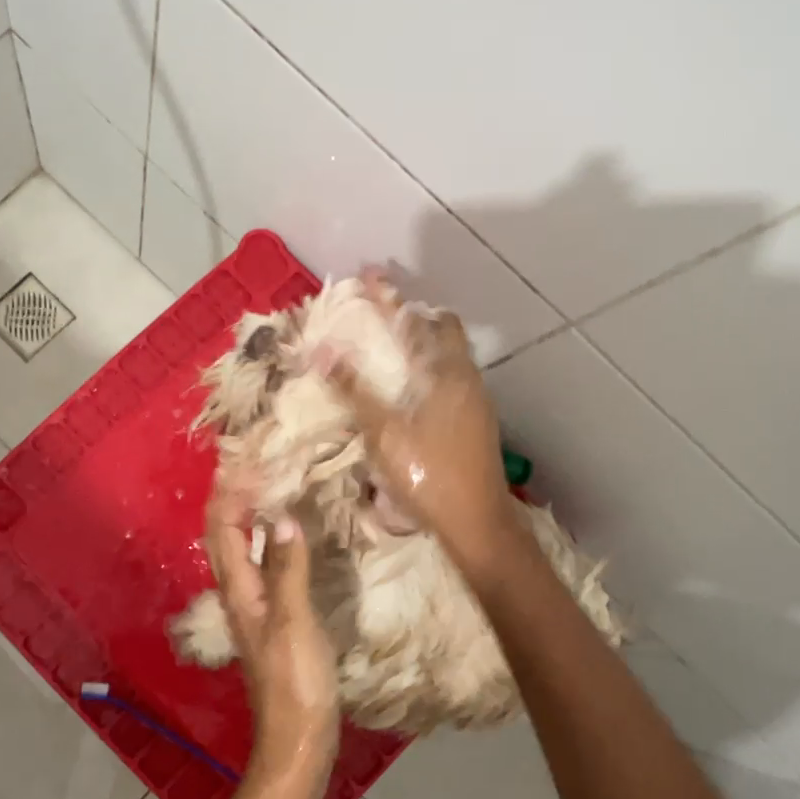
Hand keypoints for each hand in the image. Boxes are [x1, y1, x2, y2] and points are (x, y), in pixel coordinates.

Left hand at [203, 478, 340, 753]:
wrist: (297, 738)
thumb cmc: (295, 681)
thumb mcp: (293, 621)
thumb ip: (287, 568)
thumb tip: (281, 516)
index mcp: (239, 591)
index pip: (222, 531)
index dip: (228, 494)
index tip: (244, 460)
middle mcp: (239, 596)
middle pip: (224, 539)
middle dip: (231, 501)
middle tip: (252, 466)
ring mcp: (254, 611)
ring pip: (241, 554)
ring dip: (247, 520)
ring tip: (267, 491)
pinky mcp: (272, 623)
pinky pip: (262, 571)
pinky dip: (268, 545)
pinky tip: (287, 541)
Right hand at [326, 273, 532, 576]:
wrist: (476, 522)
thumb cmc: (427, 474)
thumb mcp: (383, 432)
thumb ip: (353, 390)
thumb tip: (323, 352)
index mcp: (445, 371)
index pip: (416, 318)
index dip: (390, 297)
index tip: (368, 275)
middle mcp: (466, 377)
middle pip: (442, 330)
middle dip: (412, 317)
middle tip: (380, 318)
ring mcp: (475, 401)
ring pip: (448, 356)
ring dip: (420, 345)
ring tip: (386, 352)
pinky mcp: (474, 422)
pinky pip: (449, 379)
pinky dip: (426, 371)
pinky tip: (405, 393)